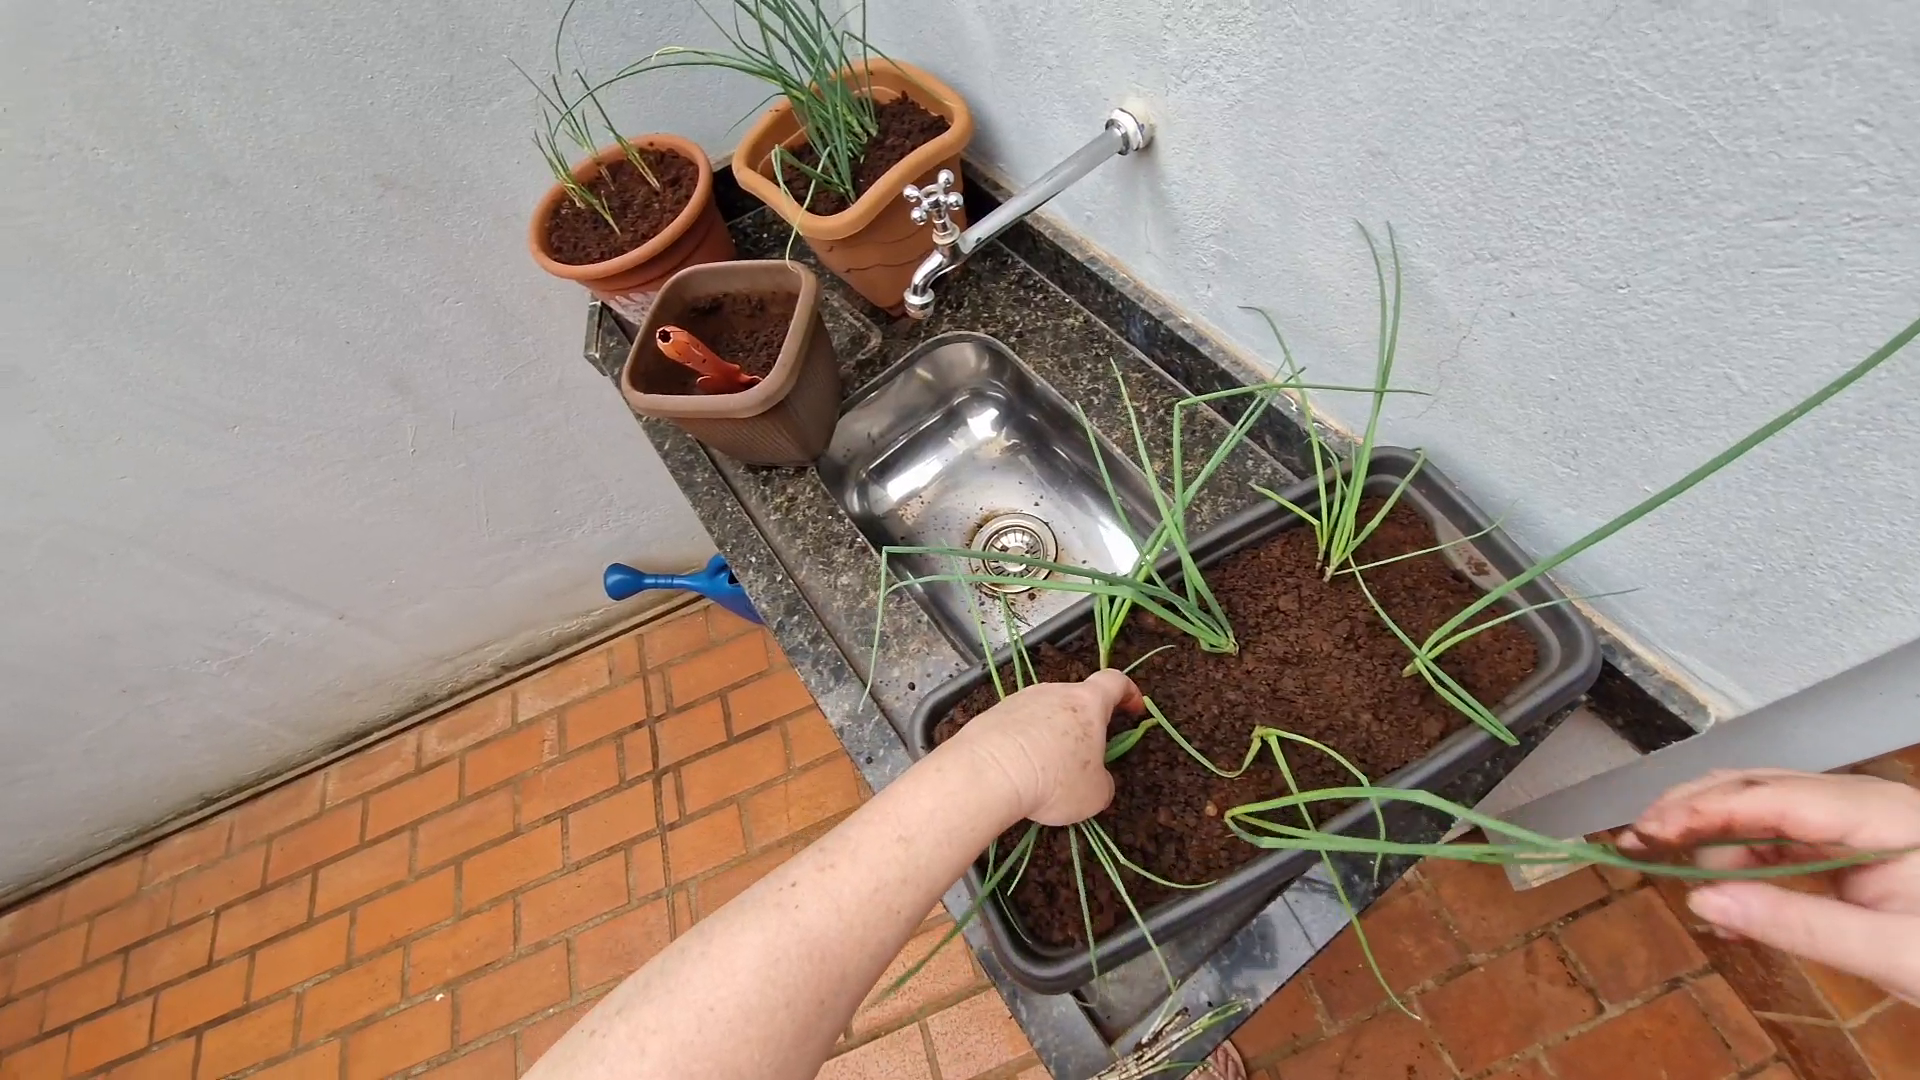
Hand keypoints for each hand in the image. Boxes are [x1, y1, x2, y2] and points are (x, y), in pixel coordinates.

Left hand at [943, 670, 1143, 825]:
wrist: (988, 772)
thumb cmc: (1054, 779)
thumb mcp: (1095, 794)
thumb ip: (1103, 781)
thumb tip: (1096, 779)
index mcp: (1087, 703)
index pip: (1114, 681)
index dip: (1129, 693)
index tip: (1134, 709)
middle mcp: (1053, 692)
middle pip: (1076, 700)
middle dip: (1084, 725)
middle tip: (1085, 758)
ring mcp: (1020, 700)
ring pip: (1045, 713)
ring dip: (1051, 735)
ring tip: (1046, 771)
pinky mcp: (993, 714)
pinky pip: (1017, 726)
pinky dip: (1024, 743)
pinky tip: (1018, 771)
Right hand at [1622, 768, 1919, 1002]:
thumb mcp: (1902, 957)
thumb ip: (1800, 925)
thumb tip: (1699, 902)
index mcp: (1882, 815)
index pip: (1765, 796)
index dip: (1697, 811)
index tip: (1644, 834)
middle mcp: (1860, 804)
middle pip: (1748, 790)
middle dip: (1688, 816)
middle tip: (1637, 845)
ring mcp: (1854, 825)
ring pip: (1752, 813)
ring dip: (1710, 846)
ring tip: (1685, 885)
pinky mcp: (1848, 850)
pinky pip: (1774, 843)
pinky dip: (1739, 867)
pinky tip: (1726, 901)